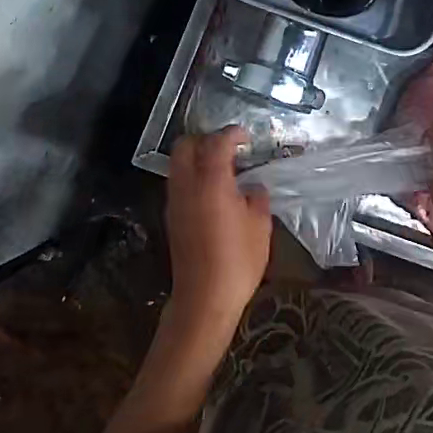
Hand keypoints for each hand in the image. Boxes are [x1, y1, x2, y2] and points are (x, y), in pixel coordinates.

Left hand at [165, 127, 271, 323]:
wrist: (204, 298)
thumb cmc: (239, 260)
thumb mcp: (260, 226)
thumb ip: (256, 198)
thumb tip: (253, 188)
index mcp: (211, 184)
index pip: (216, 144)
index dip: (231, 134)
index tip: (245, 135)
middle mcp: (187, 187)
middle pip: (185, 147)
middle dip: (206, 139)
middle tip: (229, 147)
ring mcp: (175, 203)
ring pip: (177, 164)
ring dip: (197, 157)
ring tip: (224, 167)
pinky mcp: (172, 218)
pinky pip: (179, 183)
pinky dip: (194, 176)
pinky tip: (215, 191)